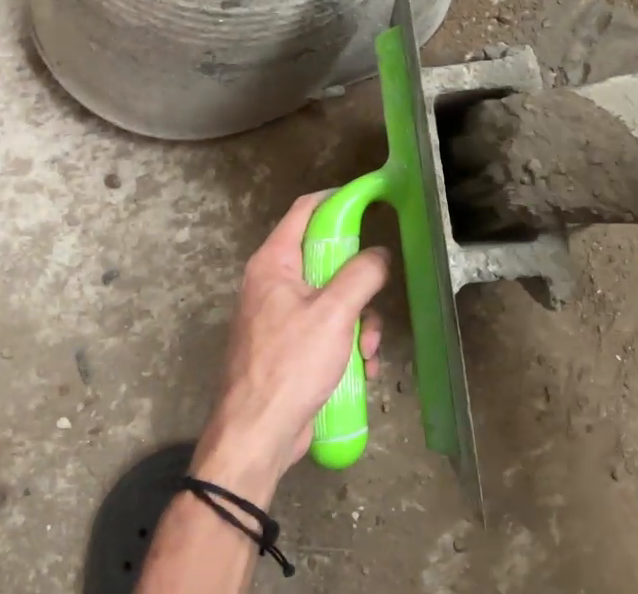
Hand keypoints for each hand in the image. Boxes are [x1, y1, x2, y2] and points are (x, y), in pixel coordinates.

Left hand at [191, 193, 389, 501]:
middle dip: (360, 283)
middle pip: (328, 259)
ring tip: (366, 352)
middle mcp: (274, 284)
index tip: (372, 201)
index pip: (306, 211)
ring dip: (360, 324)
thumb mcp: (334, 314)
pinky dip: (348, 347)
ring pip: (335, 300)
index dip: (339, 200)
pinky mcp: (291, 349)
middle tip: (374, 298)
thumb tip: (380, 254)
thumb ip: (362, 275)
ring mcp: (282, 318)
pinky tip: (360, 371)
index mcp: (273, 263)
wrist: (257, 437)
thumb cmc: (289, 366)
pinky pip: (329, 332)